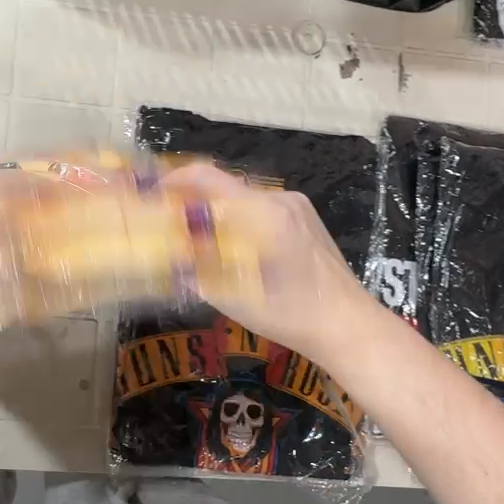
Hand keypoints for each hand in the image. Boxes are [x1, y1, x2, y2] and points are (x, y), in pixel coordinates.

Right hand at [161, 163, 385, 361]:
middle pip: (225, 189)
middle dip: (194, 203)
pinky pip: (262, 211)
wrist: (350, 326)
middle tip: (172, 225)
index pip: (208, 177)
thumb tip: (167, 259)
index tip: (153, 195)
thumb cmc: (291, 315)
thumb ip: (198, 273)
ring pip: (244, 201)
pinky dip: (241, 222)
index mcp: (262, 213)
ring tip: (202, 242)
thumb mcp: (235, 299)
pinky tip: (237, 250)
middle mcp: (280, 200)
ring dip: (219, 215)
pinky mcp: (306, 219)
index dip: (174, 180)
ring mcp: (297, 207)